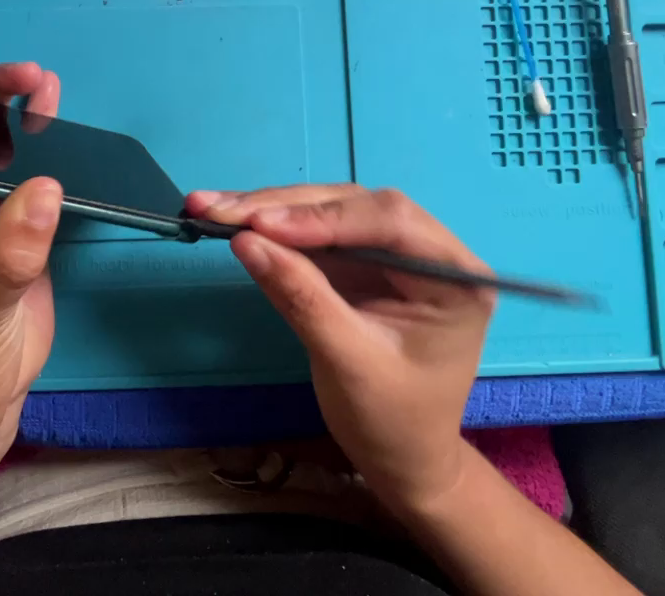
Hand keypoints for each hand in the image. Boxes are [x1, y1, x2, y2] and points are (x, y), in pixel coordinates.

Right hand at [187, 185, 495, 515]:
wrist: (401, 459)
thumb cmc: (390, 420)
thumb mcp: (347, 362)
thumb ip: (301, 297)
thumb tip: (244, 241)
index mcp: (455, 275)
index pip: (388, 221)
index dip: (321, 217)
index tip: (258, 224)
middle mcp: (428, 249)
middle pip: (351, 205)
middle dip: (281, 206)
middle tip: (215, 207)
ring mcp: (389, 251)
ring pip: (326, 209)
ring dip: (266, 209)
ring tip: (210, 206)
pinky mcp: (359, 259)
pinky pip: (312, 230)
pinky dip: (269, 225)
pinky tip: (232, 218)